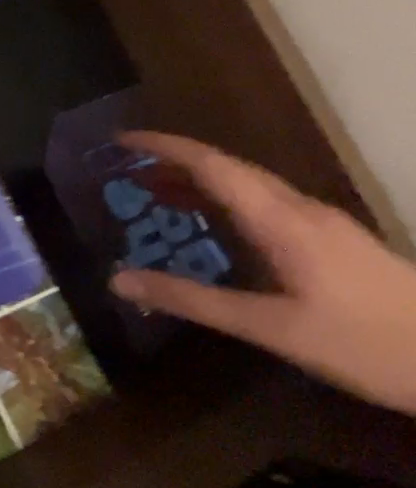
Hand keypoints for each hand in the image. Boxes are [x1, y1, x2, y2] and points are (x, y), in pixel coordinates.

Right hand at [108, 130, 415, 413]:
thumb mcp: (272, 329)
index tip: (118, 141)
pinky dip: (232, 203)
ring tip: (162, 198)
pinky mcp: (344, 246)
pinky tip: (224, 230)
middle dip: (176, 164)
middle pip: (233, 169)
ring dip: (205, 184)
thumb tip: (117, 279)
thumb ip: (194, 301)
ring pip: (255, 188)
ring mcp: (331, 228)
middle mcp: (305, 212)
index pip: (212, 164)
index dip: (163, 147)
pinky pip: (273, 206)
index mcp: (282, 220)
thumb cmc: (370, 345)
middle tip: (129, 173)